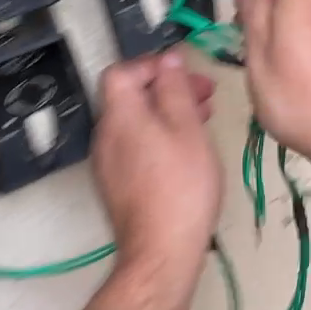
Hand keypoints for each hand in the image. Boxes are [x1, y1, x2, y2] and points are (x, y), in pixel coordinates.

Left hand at [87, 54, 220, 309]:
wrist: (162, 250)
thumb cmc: (180, 184)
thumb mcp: (187, 125)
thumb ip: (175, 86)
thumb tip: (168, 58)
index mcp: (119, 116)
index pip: (120, 72)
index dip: (150, 64)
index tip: (181, 70)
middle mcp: (106, 136)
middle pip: (130, 96)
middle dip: (167, 87)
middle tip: (203, 91)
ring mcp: (109, 163)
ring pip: (137, 121)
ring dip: (167, 110)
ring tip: (203, 116)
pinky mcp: (118, 184)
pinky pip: (136, 144)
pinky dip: (160, 134)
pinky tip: (188, 146)